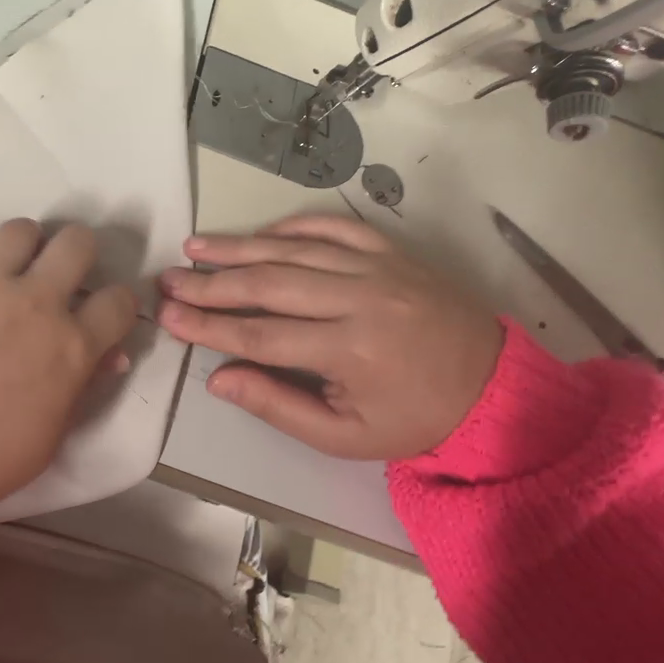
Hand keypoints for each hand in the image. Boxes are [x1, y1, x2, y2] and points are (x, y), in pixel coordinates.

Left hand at [0, 219, 137, 518]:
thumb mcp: (50, 436)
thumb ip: (81, 386)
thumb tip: (106, 355)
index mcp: (73, 346)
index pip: (119, 300)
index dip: (116, 307)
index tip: (101, 316)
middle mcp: (36, 301)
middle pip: (77, 242)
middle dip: (77, 256)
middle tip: (59, 278)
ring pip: (21, 229)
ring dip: (24, 248)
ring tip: (11, 271)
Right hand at [156, 215, 503, 460]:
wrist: (497, 389)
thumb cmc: (412, 420)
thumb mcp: (344, 436)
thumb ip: (277, 407)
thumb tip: (217, 379)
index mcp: (350, 351)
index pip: (259, 334)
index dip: (207, 326)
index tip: (166, 317)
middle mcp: (361, 300)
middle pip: (269, 283)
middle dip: (210, 282)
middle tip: (166, 280)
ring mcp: (380, 269)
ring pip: (294, 249)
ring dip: (238, 247)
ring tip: (193, 247)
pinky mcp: (394, 253)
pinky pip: (335, 227)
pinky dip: (293, 226)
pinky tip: (259, 235)